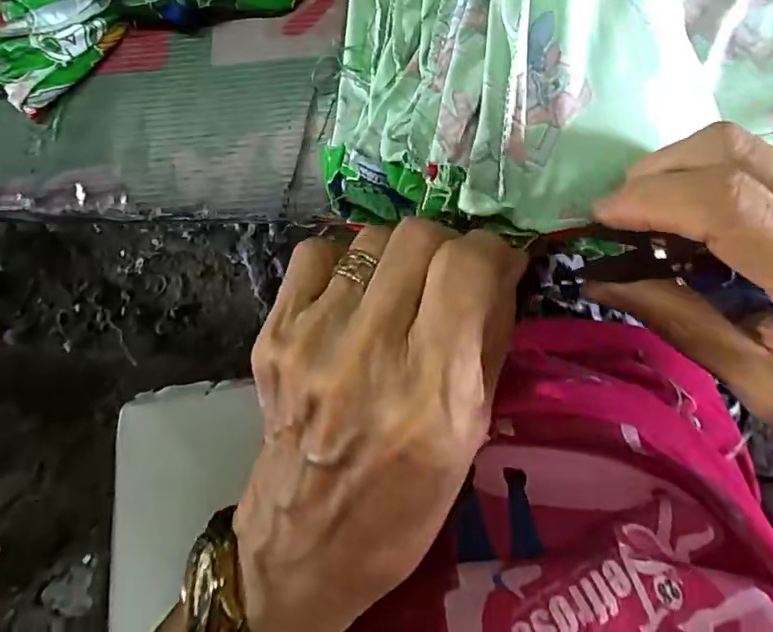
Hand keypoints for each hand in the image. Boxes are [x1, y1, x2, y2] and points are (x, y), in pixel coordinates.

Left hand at [233, 221, 526, 631]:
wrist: (306, 537)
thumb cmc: (406, 499)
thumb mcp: (472, 431)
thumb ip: (489, 337)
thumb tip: (499, 263)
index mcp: (434, 389)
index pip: (467, 265)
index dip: (489, 250)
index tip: (491, 262)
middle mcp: (370, 352)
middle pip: (418, 235)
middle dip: (445, 246)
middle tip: (444, 276)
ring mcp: (313, 337)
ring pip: (371, 236)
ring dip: (396, 255)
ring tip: (396, 291)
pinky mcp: (274, 332)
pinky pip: (317, 252)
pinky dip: (342, 263)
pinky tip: (349, 297)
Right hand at [583, 121, 772, 507]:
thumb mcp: (764, 389)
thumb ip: (681, 321)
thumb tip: (603, 281)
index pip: (729, 204)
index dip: (654, 197)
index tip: (604, 215)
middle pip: (734, 150)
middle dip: (660, 168)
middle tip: (624, 208)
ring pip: (752, 146)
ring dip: (687, 165)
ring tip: (658, 207)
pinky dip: (726, 175)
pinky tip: (718, 216)